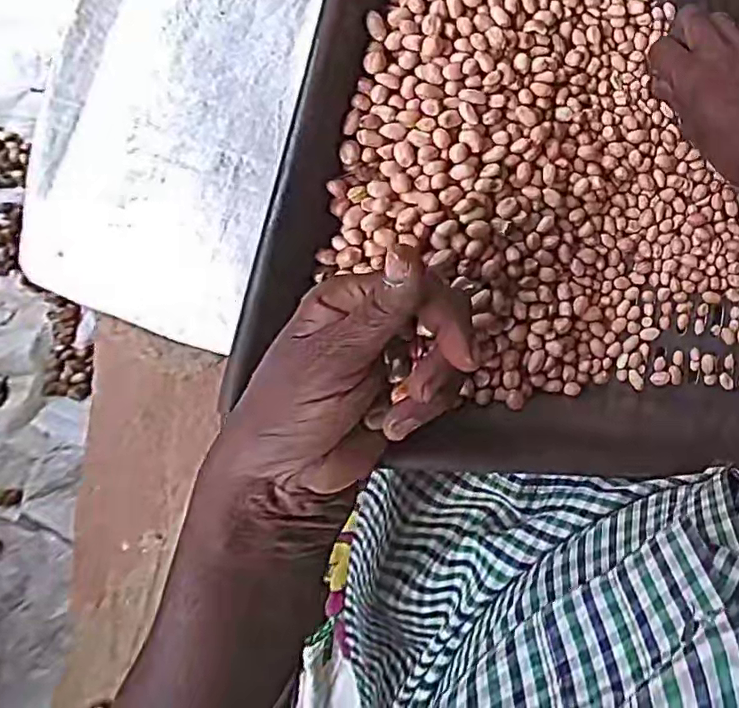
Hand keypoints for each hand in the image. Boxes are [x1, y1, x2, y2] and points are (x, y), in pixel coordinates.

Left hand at [192, 247, 479, 559]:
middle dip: (440, 357)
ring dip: (431, 389)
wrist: (281, 485)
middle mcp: (378, 317)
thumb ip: (380, 309)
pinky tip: (392, 424)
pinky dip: (426, 408)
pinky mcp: (410, 385)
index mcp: (351, 299)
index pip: (420, 284)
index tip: (457, 351)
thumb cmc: (283, 417)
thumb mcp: (332, 359)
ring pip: (449, 350)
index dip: (445, 315)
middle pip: (444, 314)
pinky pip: (446, 383)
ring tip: (396, 415)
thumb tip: (406, 252)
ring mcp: (396, 352)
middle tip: (422, 389)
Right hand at [647, 4, 738, 197]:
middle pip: (689, 17)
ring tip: (717, 53)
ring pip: (719, 18)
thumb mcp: (692, 128)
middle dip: (684, 33)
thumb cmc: (731, 152)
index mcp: (689, 74)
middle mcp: (715, 53)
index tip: (665, 68)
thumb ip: (675, 97)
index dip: (661, 59)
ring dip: (713, 32)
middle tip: (688, 52)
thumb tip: (664, 83)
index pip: (661, 47)